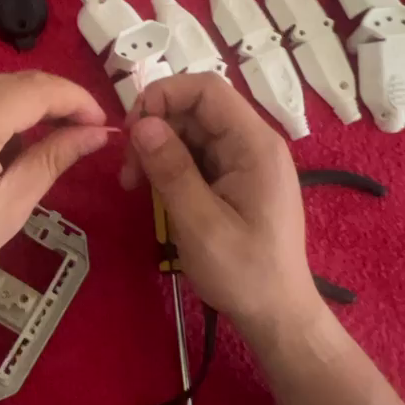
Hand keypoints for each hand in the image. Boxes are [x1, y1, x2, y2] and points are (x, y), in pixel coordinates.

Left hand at [0, 72, 110, 309]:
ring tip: (33, 144)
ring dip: (16, 106)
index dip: (76, 99)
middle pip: (9, 82)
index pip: (35, 89)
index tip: (100, 123)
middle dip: (49, 102)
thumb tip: (98, 133)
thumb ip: (53, 160)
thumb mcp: (8, 208)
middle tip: (76, 134)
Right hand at [120, 74, 322, 339]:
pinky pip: (198, 157)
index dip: (163, 96)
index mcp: (255, 145)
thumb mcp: (200, 223)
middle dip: (155, 129)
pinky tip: (155, 193)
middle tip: (128, 173)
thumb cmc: (243, 272)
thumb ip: (172, 170)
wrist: (276, 314)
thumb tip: (143, 124)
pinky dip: (171, 168)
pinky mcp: (236, 181)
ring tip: (135, 187)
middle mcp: (253, 144)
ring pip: (192, 133)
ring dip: (158, 151)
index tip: (131, 131)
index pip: (207, 90)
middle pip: (196, 110)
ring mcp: (245, 162)